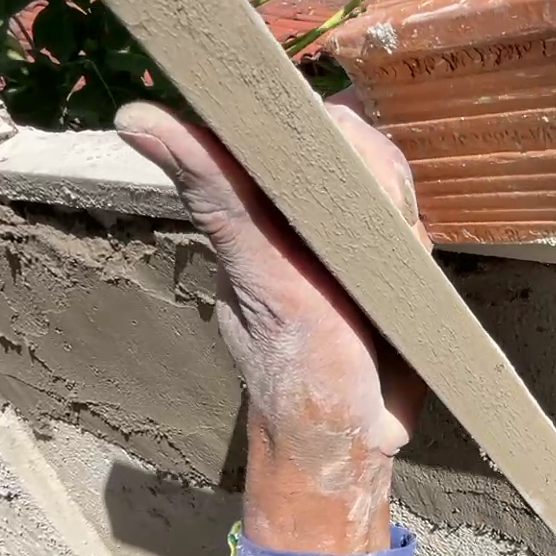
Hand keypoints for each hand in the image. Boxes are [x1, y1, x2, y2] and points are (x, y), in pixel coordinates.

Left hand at [116, 97, 428, 554]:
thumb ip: (222, 201)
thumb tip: (134, 115)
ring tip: (393, 272)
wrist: (352, 440)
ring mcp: (353, 238)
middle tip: (377, 244)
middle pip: (355, 147)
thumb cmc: (294, 372)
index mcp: (262, 206)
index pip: (294, 123)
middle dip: (380, 186)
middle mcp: (306, 214)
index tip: (352, 175)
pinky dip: (421, 245)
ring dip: (403, 221)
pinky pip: (414, 227)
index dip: (329, 130)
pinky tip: (412, 275)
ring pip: (391, 185)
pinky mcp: (392, 266)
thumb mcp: (262, 282)